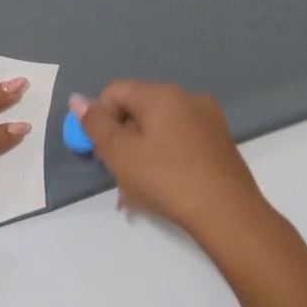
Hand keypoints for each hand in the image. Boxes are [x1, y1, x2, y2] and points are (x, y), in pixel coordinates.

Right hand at [70, 80, 270, 234]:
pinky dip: (163, 159)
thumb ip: (95, 123)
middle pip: (136, 110)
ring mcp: (209, 121)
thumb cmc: (165, 179)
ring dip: (139, 153)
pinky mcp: (220, 143)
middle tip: (116, 172)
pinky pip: (178, 142)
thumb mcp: (119, 152)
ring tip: (135, 190)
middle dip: (120, 139)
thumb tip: (78, 99)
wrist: (228, 214)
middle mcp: (188, 99)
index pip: (114, 92)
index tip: (102, 151)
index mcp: (162, 95)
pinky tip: (160, 188)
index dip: (100, 120)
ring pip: (157, 129)